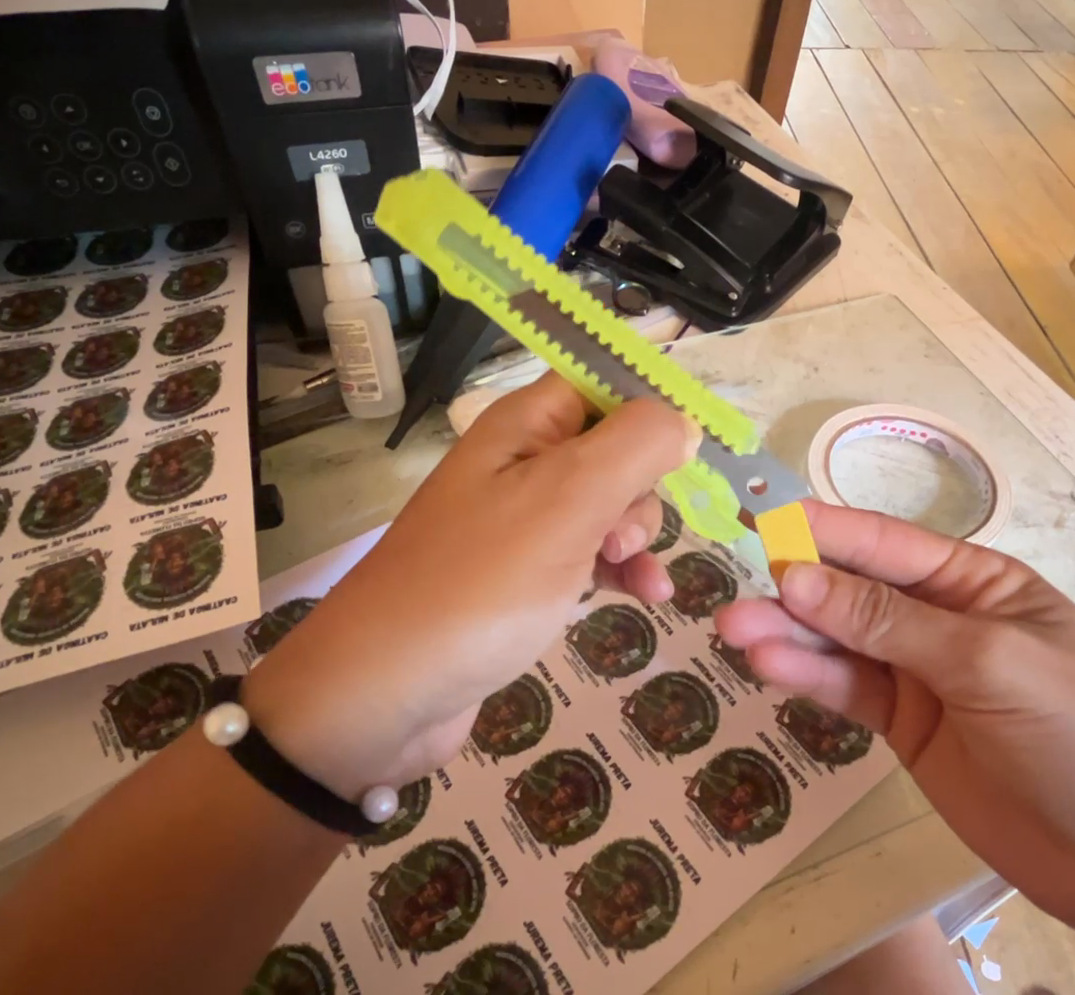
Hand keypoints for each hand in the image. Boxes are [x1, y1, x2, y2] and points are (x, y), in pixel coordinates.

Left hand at [243, 374, 697, 801]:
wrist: (383, 692)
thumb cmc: (479, 586)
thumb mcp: (566, 503)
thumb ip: (634, 447)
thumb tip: (683, 421)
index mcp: (523, 426)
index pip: (603, 382)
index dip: (652, 408)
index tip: (690, 452)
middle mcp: (520, 463)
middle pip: (614, 447)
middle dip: (642, 486)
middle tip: (621, 535)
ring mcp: (520, 522)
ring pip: (607, 505)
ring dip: (637, 534)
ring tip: (632, 572)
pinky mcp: (522, 575)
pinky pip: (588, 555)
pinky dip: (620, 571)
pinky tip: (646, 599)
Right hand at [714, 502, 1074, 931]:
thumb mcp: (989, 662)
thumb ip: (888, 621)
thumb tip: (796, 576)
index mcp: (976, 582)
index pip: (884, 544)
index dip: (820, 530)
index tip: (757, 519)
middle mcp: (940, 618)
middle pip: (851, 592)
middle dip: (793, 591)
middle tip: (733, 598)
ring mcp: (919, 674)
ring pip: (838, 642)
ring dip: (786, 636)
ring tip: (733, 633)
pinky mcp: (904, 726)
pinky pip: (847, 690)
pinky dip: (807, 678)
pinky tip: (768, 668)